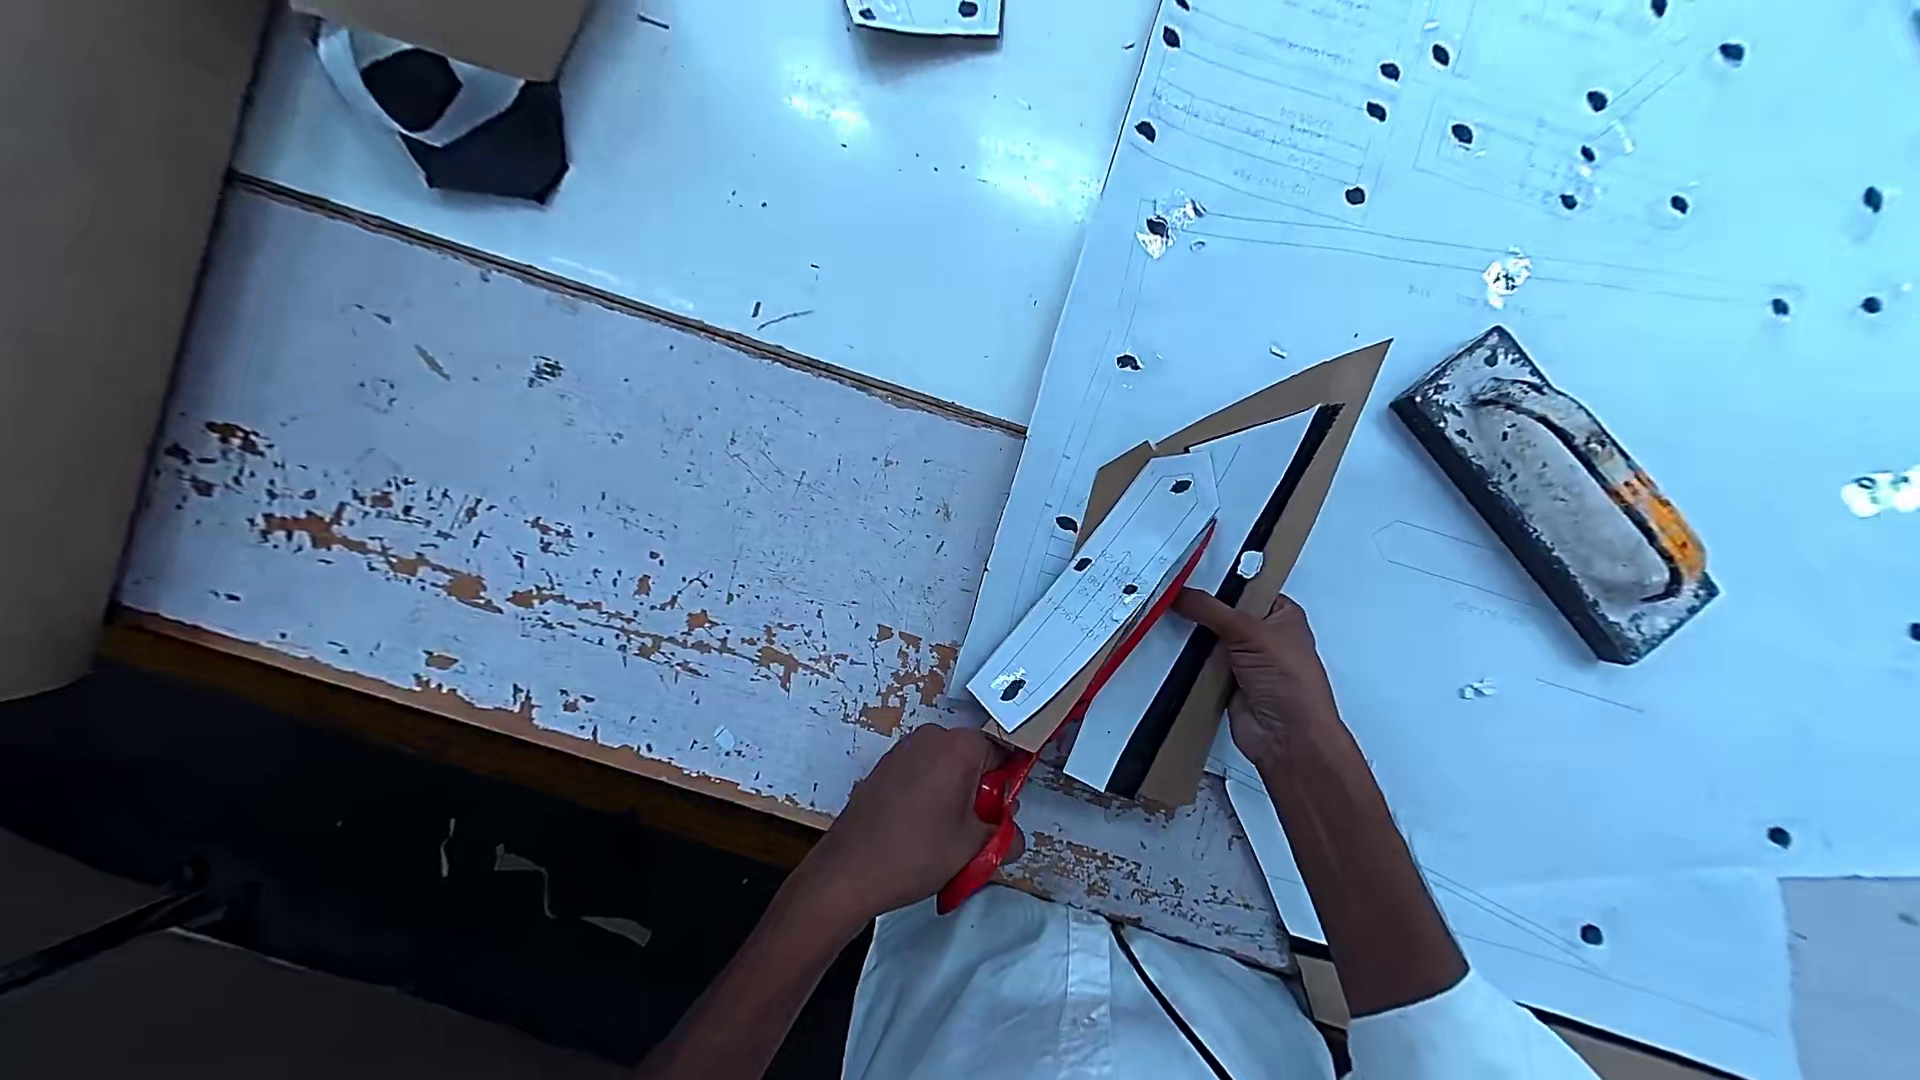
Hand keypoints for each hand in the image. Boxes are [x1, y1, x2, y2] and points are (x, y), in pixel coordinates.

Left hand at [792, 724, 1016, 924]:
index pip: (1001, 753)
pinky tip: (920, 830)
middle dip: (979, 793)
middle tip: (974, 833)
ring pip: (945, 768)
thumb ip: (1006, 836)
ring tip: (945, 837)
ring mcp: (904, 749)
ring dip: (953, 796)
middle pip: (972, 759)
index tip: (1000, 815)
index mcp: (959, 746)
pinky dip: (929, 796)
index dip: (1005, 787)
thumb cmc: (914, 853)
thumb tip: (1011, 834)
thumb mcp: (974, 848)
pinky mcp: (885, 767)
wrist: (849, 871)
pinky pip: (920, 774)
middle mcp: (931, 737)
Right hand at [1173, 589, 1340, 770]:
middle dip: (1200, 607)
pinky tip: (1174, 649)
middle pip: (1222, 611)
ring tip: (1168, 619)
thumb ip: (1212, 610)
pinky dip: (1188, 658)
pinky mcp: (1224, 679)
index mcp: (1280, 614)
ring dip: (1193, 635)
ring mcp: (1242, 658)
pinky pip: (1199, 660)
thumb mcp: (1251, 632)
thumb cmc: (1292, 684)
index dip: (1222, 579)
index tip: (1191, 571)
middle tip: (1173, 594)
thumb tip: (1183, 594)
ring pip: (1208, 636)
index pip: (1246, 586)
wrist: (1285, 736)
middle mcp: (1262, 634)